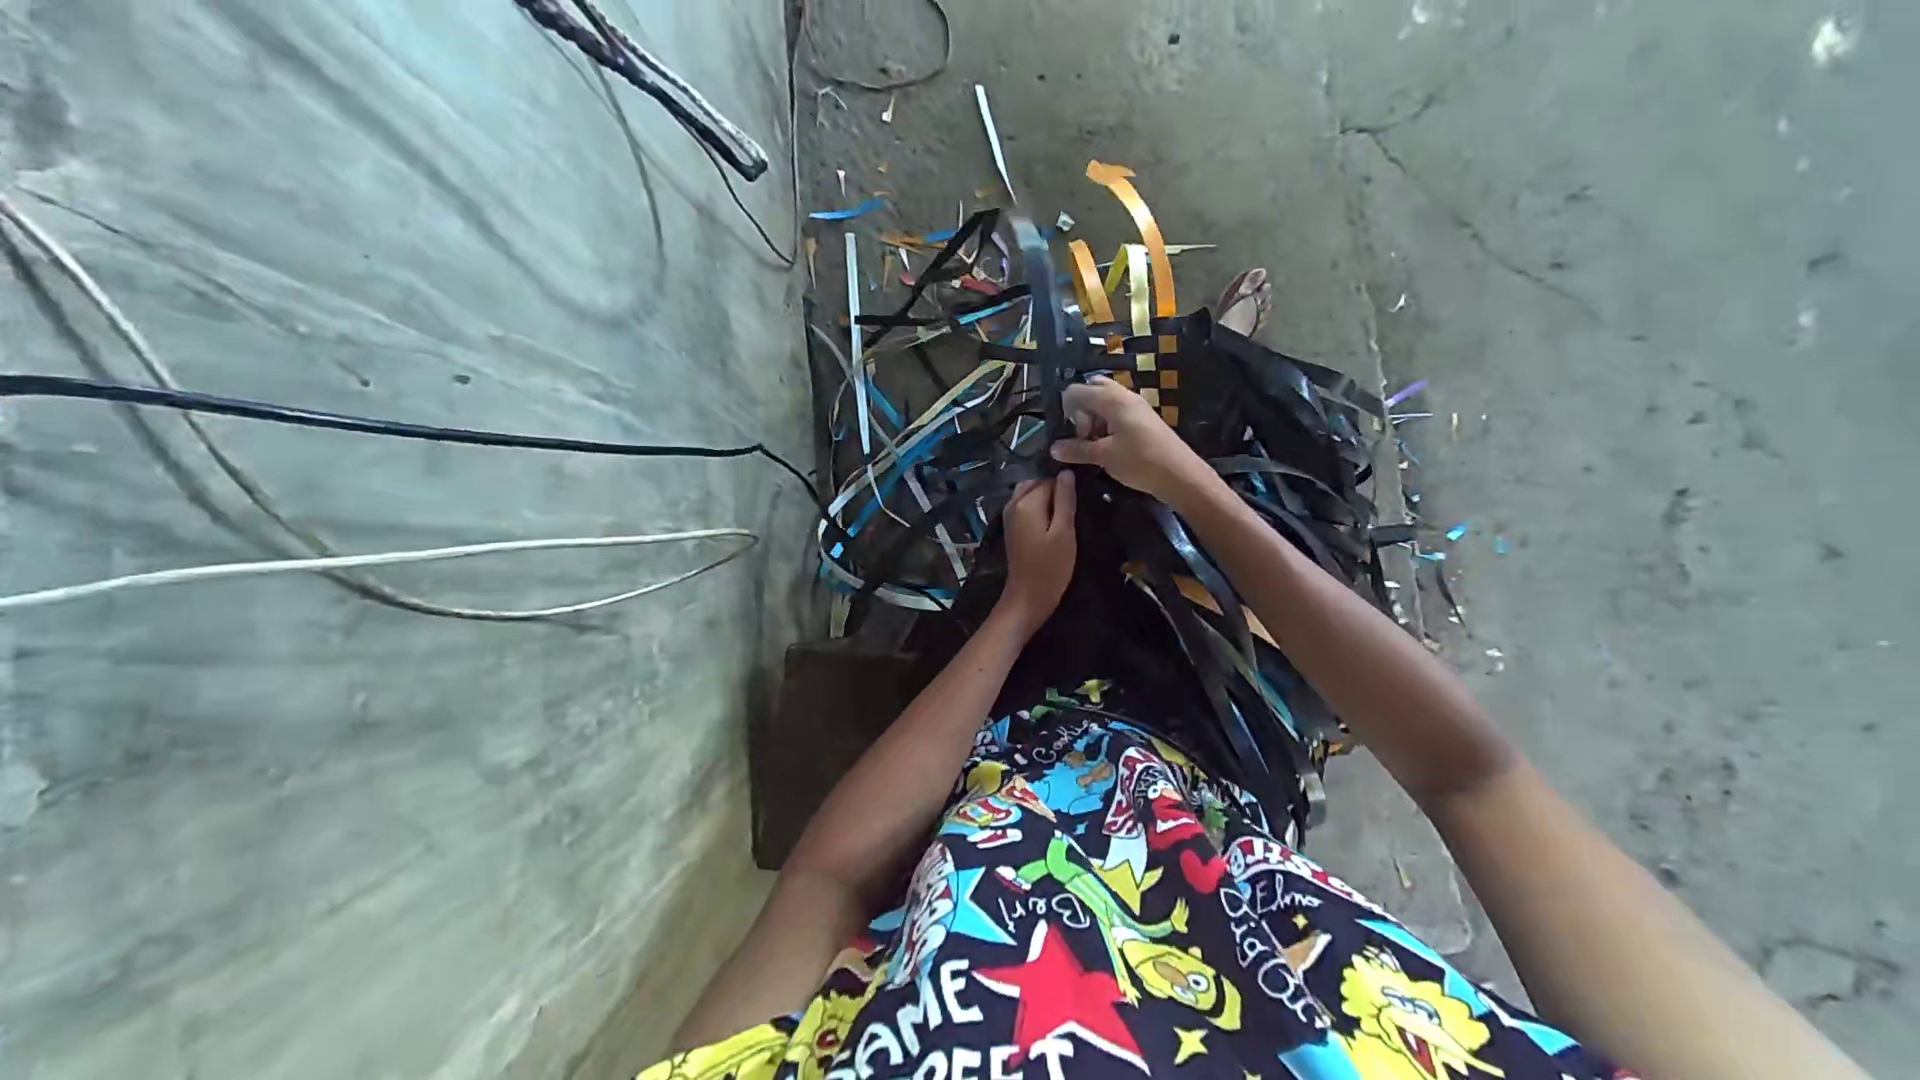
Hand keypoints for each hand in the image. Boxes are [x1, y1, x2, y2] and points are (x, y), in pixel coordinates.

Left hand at [996, 472, 1076, 634]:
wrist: (1028, 596)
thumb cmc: (1051, 567)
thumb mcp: (1064, 532)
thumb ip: (1065, 500)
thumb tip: (1066, 472)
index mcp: (1025, 502)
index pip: (1050, 480)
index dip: (1066, 490)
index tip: (1078, 505)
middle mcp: (1012, 504)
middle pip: (1037, 484)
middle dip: (1054, 492)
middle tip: (1072, 511)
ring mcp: (1009, 516)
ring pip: (1029, 494)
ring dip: (1046, 500)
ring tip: (1064, 516)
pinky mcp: (1011, 528)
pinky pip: (1025, 507)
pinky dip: (1038, 509)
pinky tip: (1051, 523)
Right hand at [1049, 377, 1219, 507]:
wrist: (1181, 475)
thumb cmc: (1141, 462)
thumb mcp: (1104, 456)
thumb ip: (1077, 450)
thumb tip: (1053, 448)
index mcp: (1112, 399)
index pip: (1076, 391)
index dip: (1066, 410)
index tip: (1071, 434)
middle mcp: (1124, 396)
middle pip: (1092, 391)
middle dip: (1081, 412)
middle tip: (1083, 436)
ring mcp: (1135, 406)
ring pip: (1104, 404)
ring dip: (1093, 421)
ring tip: (1095, 446)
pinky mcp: (1142, 419)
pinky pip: (1116, 414)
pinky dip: (1106, 426)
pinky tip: (1108, 447)